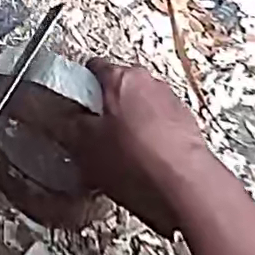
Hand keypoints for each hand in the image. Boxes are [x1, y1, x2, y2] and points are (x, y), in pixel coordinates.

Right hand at [64, 59, 213, 235]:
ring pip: (142, 104)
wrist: (188, 186)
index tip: (78, 105)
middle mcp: (146, 80)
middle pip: (119, 86)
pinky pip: (162, 122)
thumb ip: (72, 125)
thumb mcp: (88, 146)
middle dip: (109, 108)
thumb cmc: (139, 162)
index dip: (82, 87)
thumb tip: (67, 120)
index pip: (93, 67)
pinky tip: (148, 163)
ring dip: (133, 122)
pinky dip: (154, 136)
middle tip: (100, 135)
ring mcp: (169, 99)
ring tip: (126, 154)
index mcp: (119, 77)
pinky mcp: (187, 120)